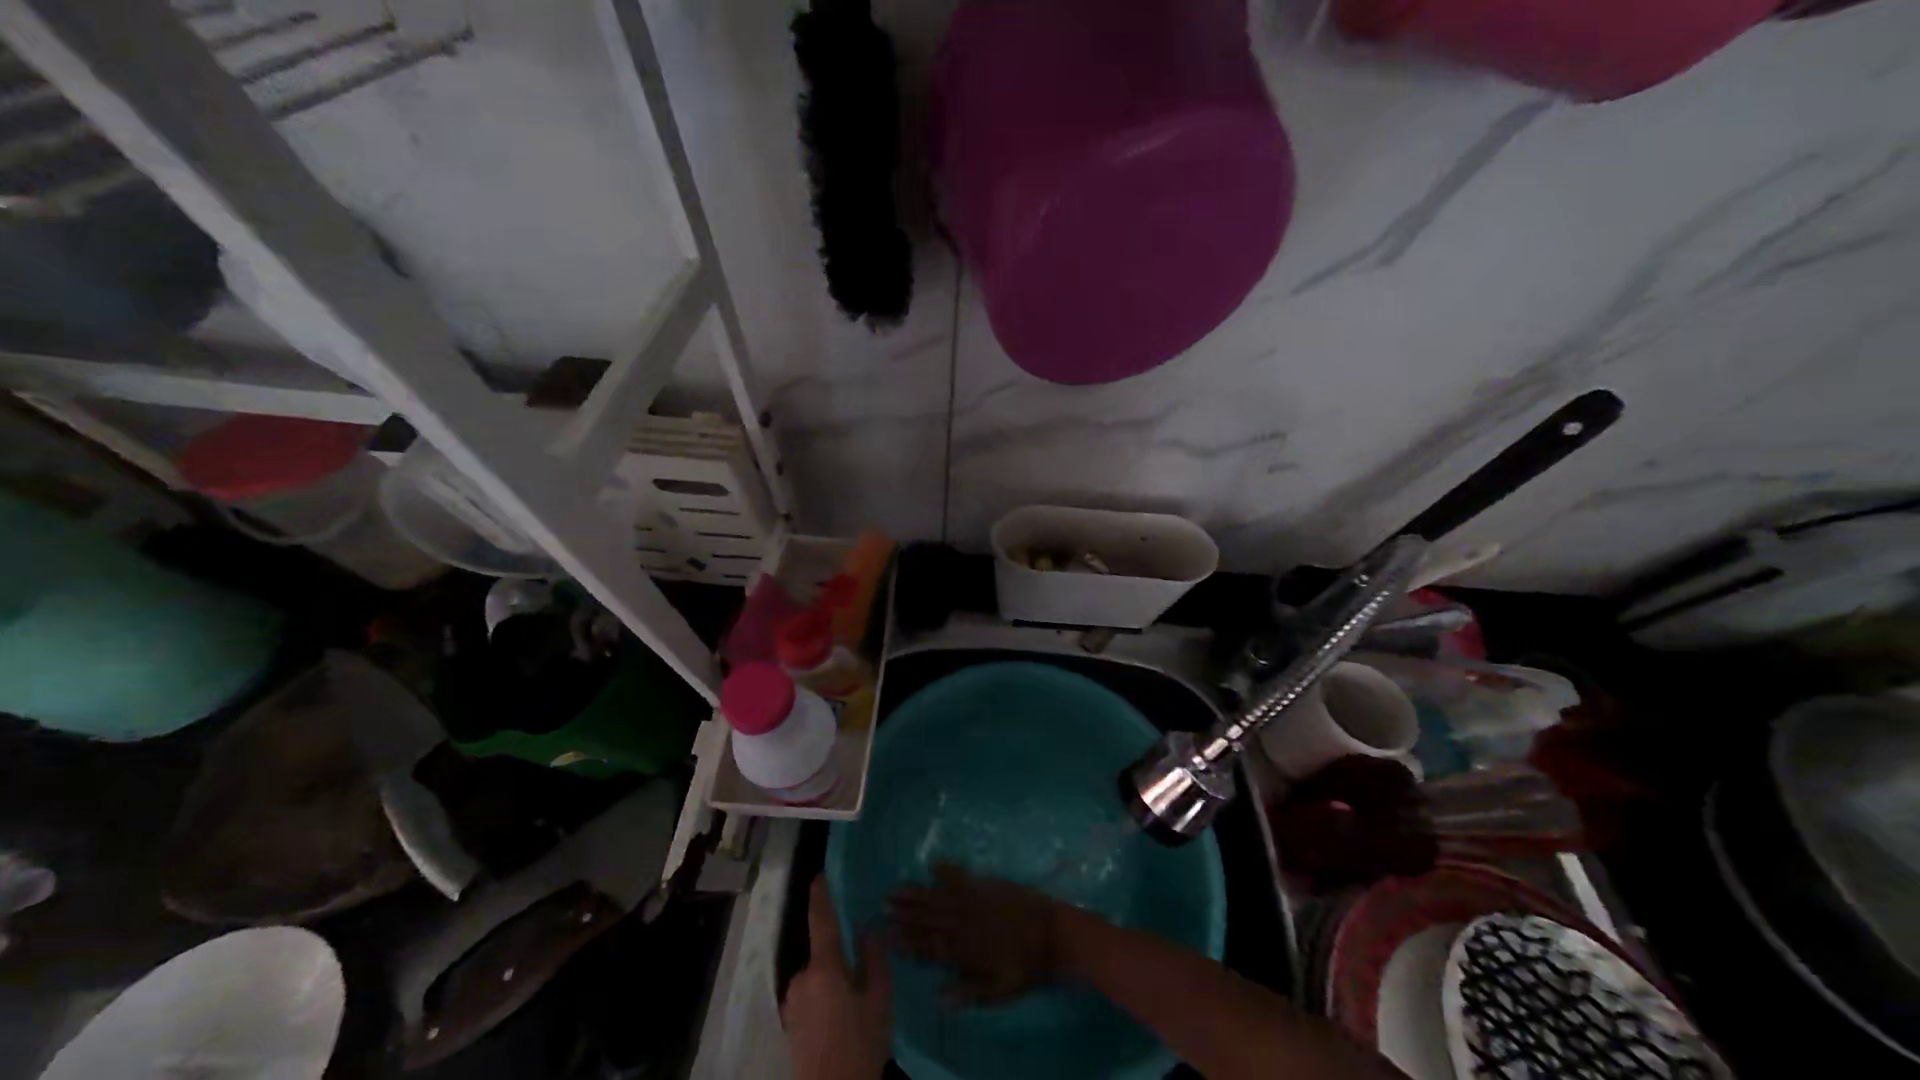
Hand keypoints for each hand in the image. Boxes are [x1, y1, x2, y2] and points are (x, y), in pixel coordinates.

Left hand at [783, 875, 892, 1079]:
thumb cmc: (861, 1046)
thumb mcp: (879, 1001)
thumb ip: (874, 958)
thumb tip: (868, 927)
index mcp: (824, 968)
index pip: (821, 921)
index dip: (821, 896)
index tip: (820, 875)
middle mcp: (801, 978)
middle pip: (823, 954)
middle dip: (841, 959)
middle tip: (865, 977)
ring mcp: (792, 1002)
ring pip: (818, 977)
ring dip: (834, 981)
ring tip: (856, 1005)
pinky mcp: (790, 1022)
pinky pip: (811, 996)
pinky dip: (825, 998)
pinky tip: (841, 1020)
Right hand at [887, 864, 1066, 1004]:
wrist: (1052, 933)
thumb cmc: (1027, 966)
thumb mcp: (1000, 990)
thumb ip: (969, 992)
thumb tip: (940, 996)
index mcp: (966, 951)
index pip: (930, 947)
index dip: (908, 942)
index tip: (889, 936)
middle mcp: (964, 923)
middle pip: (929, 918)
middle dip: (905, 913)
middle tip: (882, 906)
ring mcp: (975, 901)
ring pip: (939, 896)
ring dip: (917, 892)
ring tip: (896, 887)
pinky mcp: (987, 885)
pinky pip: (962, 876)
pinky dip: (947, 870)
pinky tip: (933, 864)